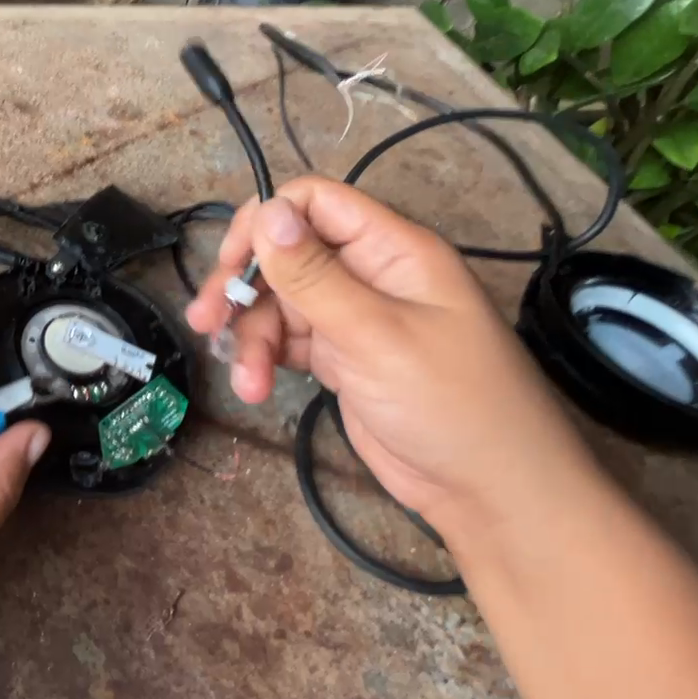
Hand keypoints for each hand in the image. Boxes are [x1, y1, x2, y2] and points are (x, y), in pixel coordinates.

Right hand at [184, 176, 597, 536]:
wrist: (492, 495)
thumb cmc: (450, 404)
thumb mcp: (374, 335)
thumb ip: (313, 274)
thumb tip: (266, 210)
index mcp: (391, 251)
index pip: (314, 202)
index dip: (266, 222)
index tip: (232, 263)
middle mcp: (367, 274)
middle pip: (282, 253)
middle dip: (241, 285)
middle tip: (206, 319)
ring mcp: (350, 315)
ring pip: (274, 301)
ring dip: (248, 335)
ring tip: (241, 377)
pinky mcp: (338, 354)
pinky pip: (283, 339)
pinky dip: (261, 358)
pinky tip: (252, 386)